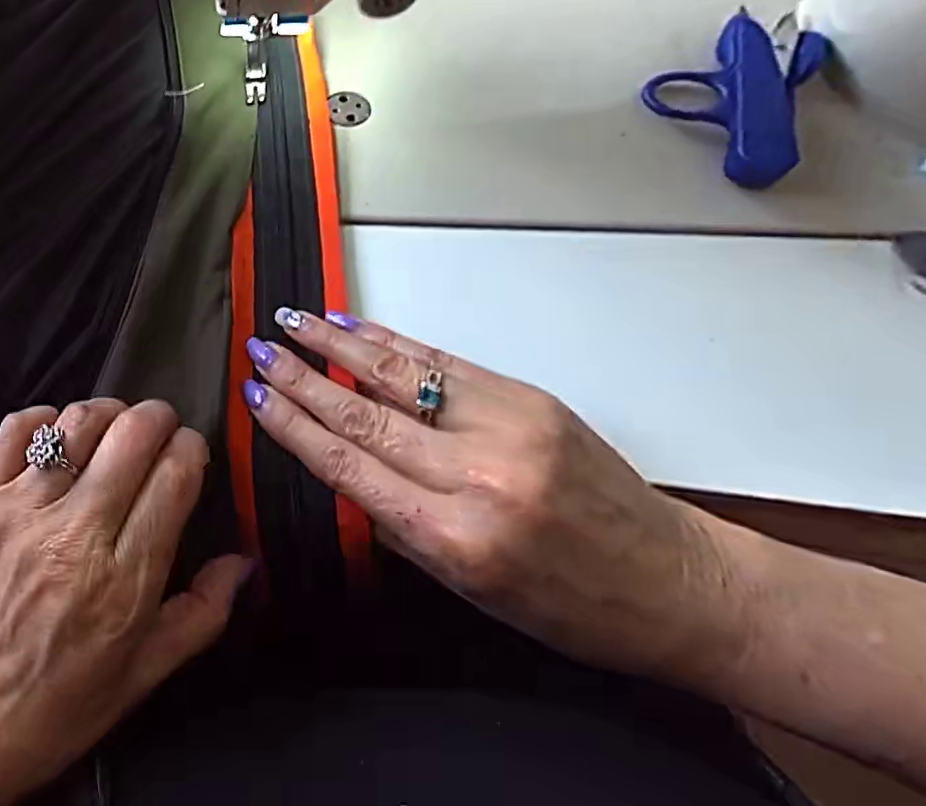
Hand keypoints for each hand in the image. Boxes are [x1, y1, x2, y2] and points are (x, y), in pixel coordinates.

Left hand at [0, 400, 251, 805]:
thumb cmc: (59, 704)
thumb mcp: (146, 674)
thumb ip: (204, 612)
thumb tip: (245, 559)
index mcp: (125, 578)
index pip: (176, 473)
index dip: (193, 447)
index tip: (192, 456)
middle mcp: (77, 533)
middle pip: (134, 432)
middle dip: (161, 418)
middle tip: (163, 433)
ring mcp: (25, 510)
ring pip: (79, 420)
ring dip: (110, 412)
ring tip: (117, 430)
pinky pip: (17, 428)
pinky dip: (45, 418)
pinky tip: (61, 436)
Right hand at [241, 309, 742, 682]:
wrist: (668, 579)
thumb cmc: (566, 604)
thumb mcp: (469, 588)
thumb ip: (400, 524)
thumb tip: (347, 467)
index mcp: (454, 537)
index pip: (349, 466)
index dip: (294, 426)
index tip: (256, 396)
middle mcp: (475, 475)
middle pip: (364, 414)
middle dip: (302, 378)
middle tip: (261, 349)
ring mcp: (505, 426)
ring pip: (400, 374)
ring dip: (339, 344)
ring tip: (295, 321)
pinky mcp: (528, 397)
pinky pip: (444, 363)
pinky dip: (395, 341)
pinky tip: (358, 326)